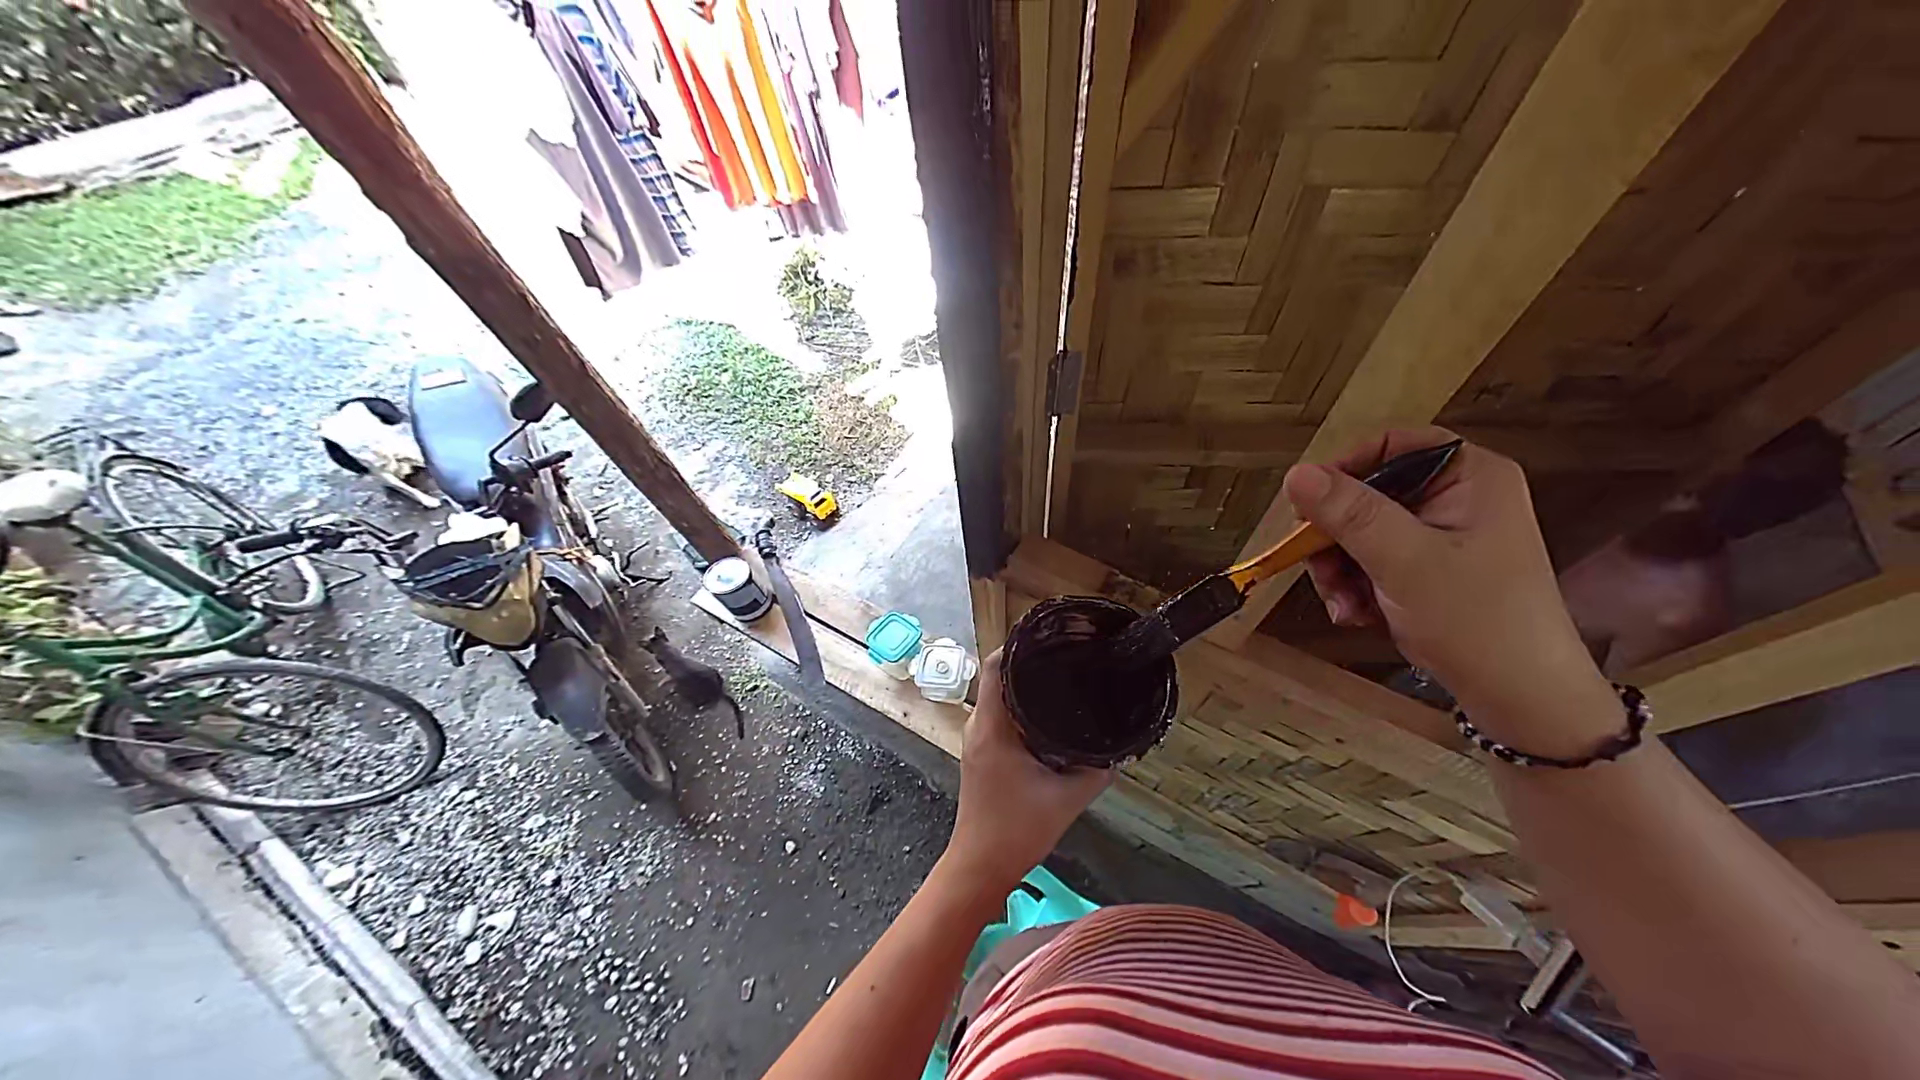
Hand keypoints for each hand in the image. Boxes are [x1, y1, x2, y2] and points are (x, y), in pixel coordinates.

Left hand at [944, 652, 1111, 892]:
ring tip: (1062, 680)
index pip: (995, 666)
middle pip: (999, 678)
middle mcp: (979, 726)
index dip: (1017, 644)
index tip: (1048, 638)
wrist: (980, 866)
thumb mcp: (1066, 799)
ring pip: (999, 699)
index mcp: (992, 727)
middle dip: (1029, 664)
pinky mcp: (982, 753)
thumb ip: (1096, 771)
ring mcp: (977, 740)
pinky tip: (1048, 716)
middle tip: (1066, 658)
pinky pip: (1000, 717)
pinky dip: (1020, 709)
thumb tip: (1118, 751)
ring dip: (1024, 688)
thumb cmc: (1016, 830)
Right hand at [1285, 429, 1619, 754]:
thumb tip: (1295, 473)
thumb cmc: (1475, 620)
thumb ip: (1349, 513)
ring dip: (1338, 569)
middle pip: (1365, 494)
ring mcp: (1439, 535)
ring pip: (1358, 532)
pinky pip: (1369, 561)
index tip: (1308, 510)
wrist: (1520, 699)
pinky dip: (1354, 586)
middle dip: (1334, 538)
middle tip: (1320, 572)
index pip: (1390, 446)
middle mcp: (1454, 497)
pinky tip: (1357, 615)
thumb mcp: (1404, 561)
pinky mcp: (1426, 569)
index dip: (1343, 471)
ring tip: (1344, 606)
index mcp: (1468, 477)